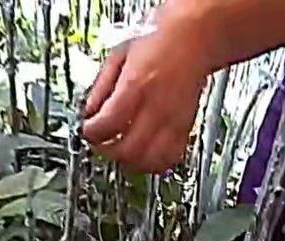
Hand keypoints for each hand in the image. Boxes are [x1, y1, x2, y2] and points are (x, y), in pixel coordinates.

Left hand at [81, 20, 212, 173]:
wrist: (195, 34)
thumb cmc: (159, 39)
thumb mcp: (120, 54)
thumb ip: (101, 85)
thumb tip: (89, 111)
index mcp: (135, 85)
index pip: (106, 125)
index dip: (92, 133)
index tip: (89, 131)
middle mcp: (155, 107)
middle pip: (126, 150)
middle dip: (108, 152)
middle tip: (103, 144)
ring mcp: (171, 121)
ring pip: (147, 161)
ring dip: (130, 161)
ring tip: (123, 150)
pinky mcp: (184, 128)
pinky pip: (168, 159)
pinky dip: (154, 163)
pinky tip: (145, 153)